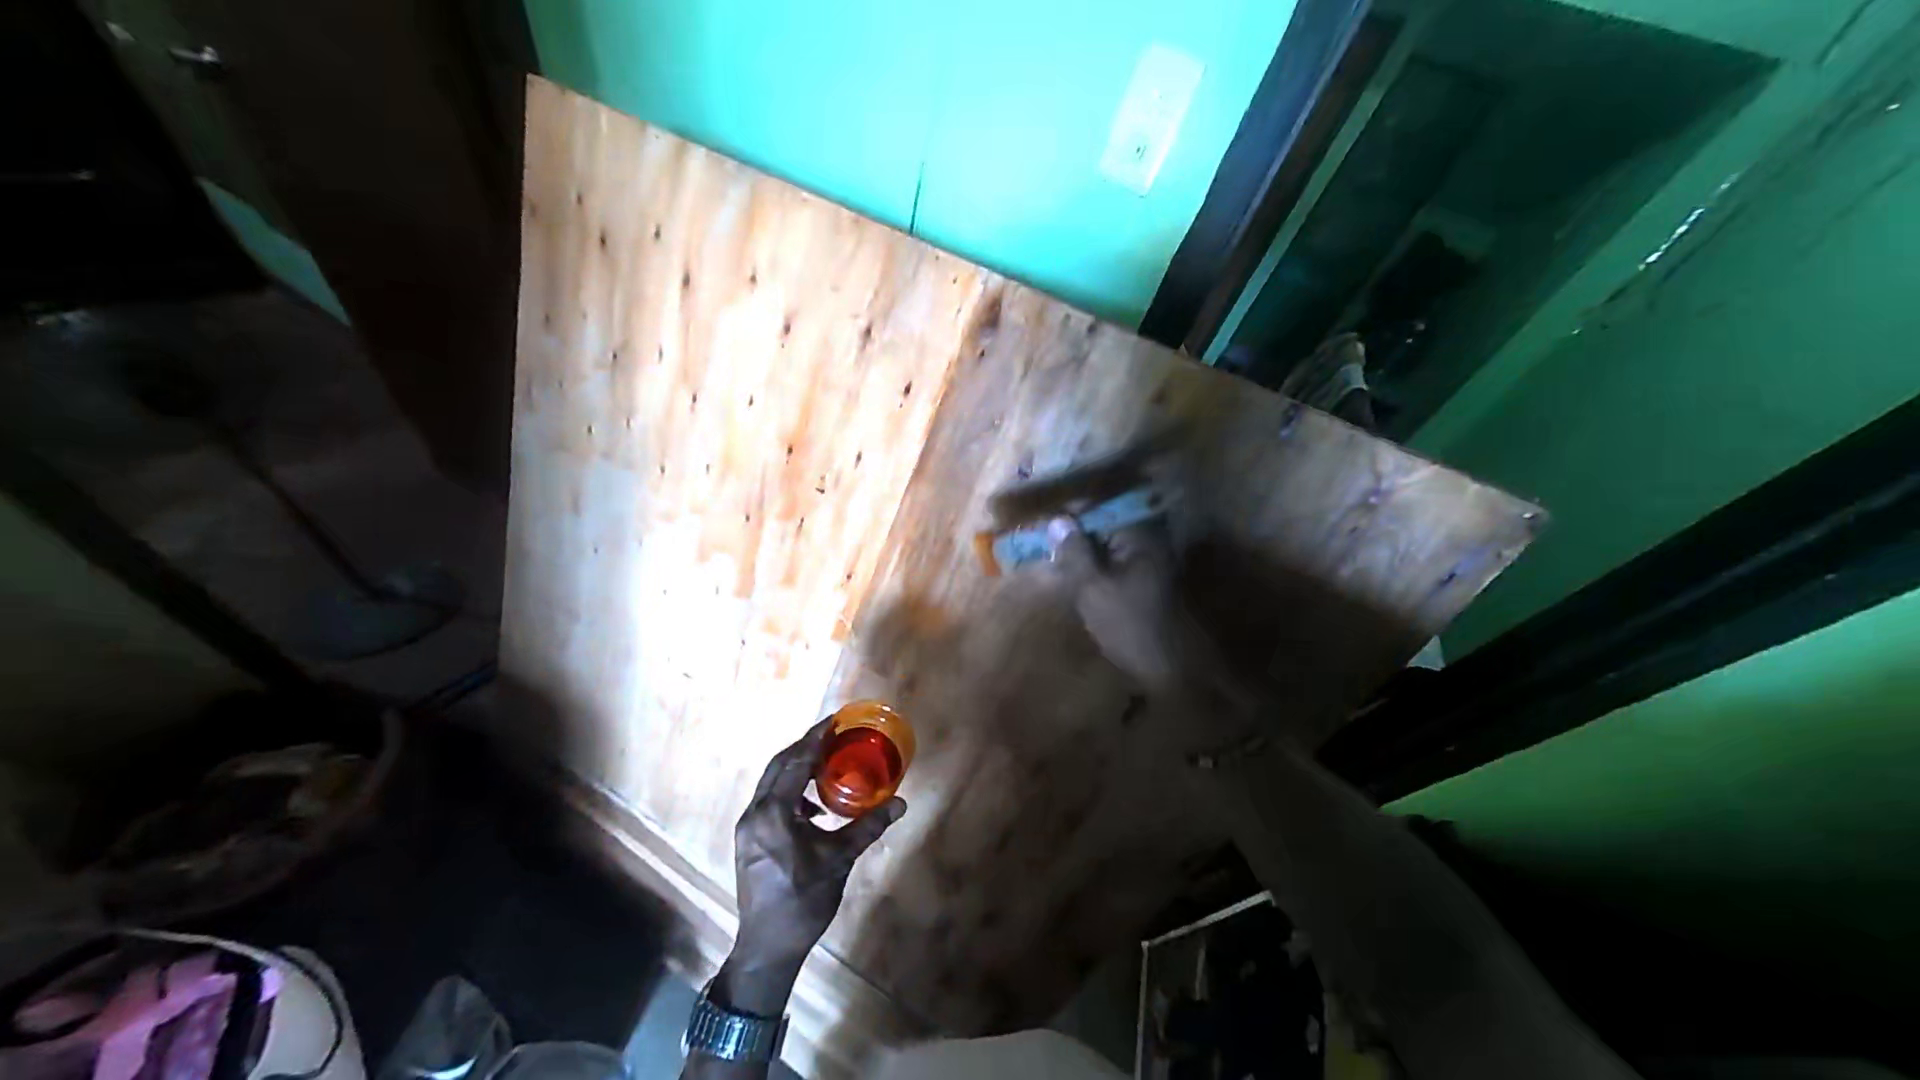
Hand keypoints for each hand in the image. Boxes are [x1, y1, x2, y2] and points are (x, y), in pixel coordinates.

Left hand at [719, 718, 904, 1015]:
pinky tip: (814, 807)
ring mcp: (747, 828)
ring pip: (772, 783)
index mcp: (773, 813)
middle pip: (779, 766)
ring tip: (826, 766)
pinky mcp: (748, 840)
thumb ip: (867, 827)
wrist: (767, 946)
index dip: (815, 738)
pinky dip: (791, 792)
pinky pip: (770, 801)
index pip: (795, 762)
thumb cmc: (803, 901)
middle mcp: (755, 813)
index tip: (835, 720)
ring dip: (797, 769)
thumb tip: (900, 803)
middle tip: (832, 736)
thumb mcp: (839, 860)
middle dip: (804, 747)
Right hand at [1046, 516, 1265, 757]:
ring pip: (1108, 543)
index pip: (1099, 506)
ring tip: (1052, 556)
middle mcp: (1149, 539)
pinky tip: (1075, 575)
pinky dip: (1095, 565)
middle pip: (1104, 522)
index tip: (1041, 519)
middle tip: (1041, 538)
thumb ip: (1075, 553)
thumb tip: (1057, 521)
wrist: (1176, 673)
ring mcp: (1151, 560)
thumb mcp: (1094, 589)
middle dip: (1074, 529)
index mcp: (1139, 534)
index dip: (1069, 511)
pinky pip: (1116, 561)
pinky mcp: (1149, 581)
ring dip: (1083, 549)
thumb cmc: (1132, 627)